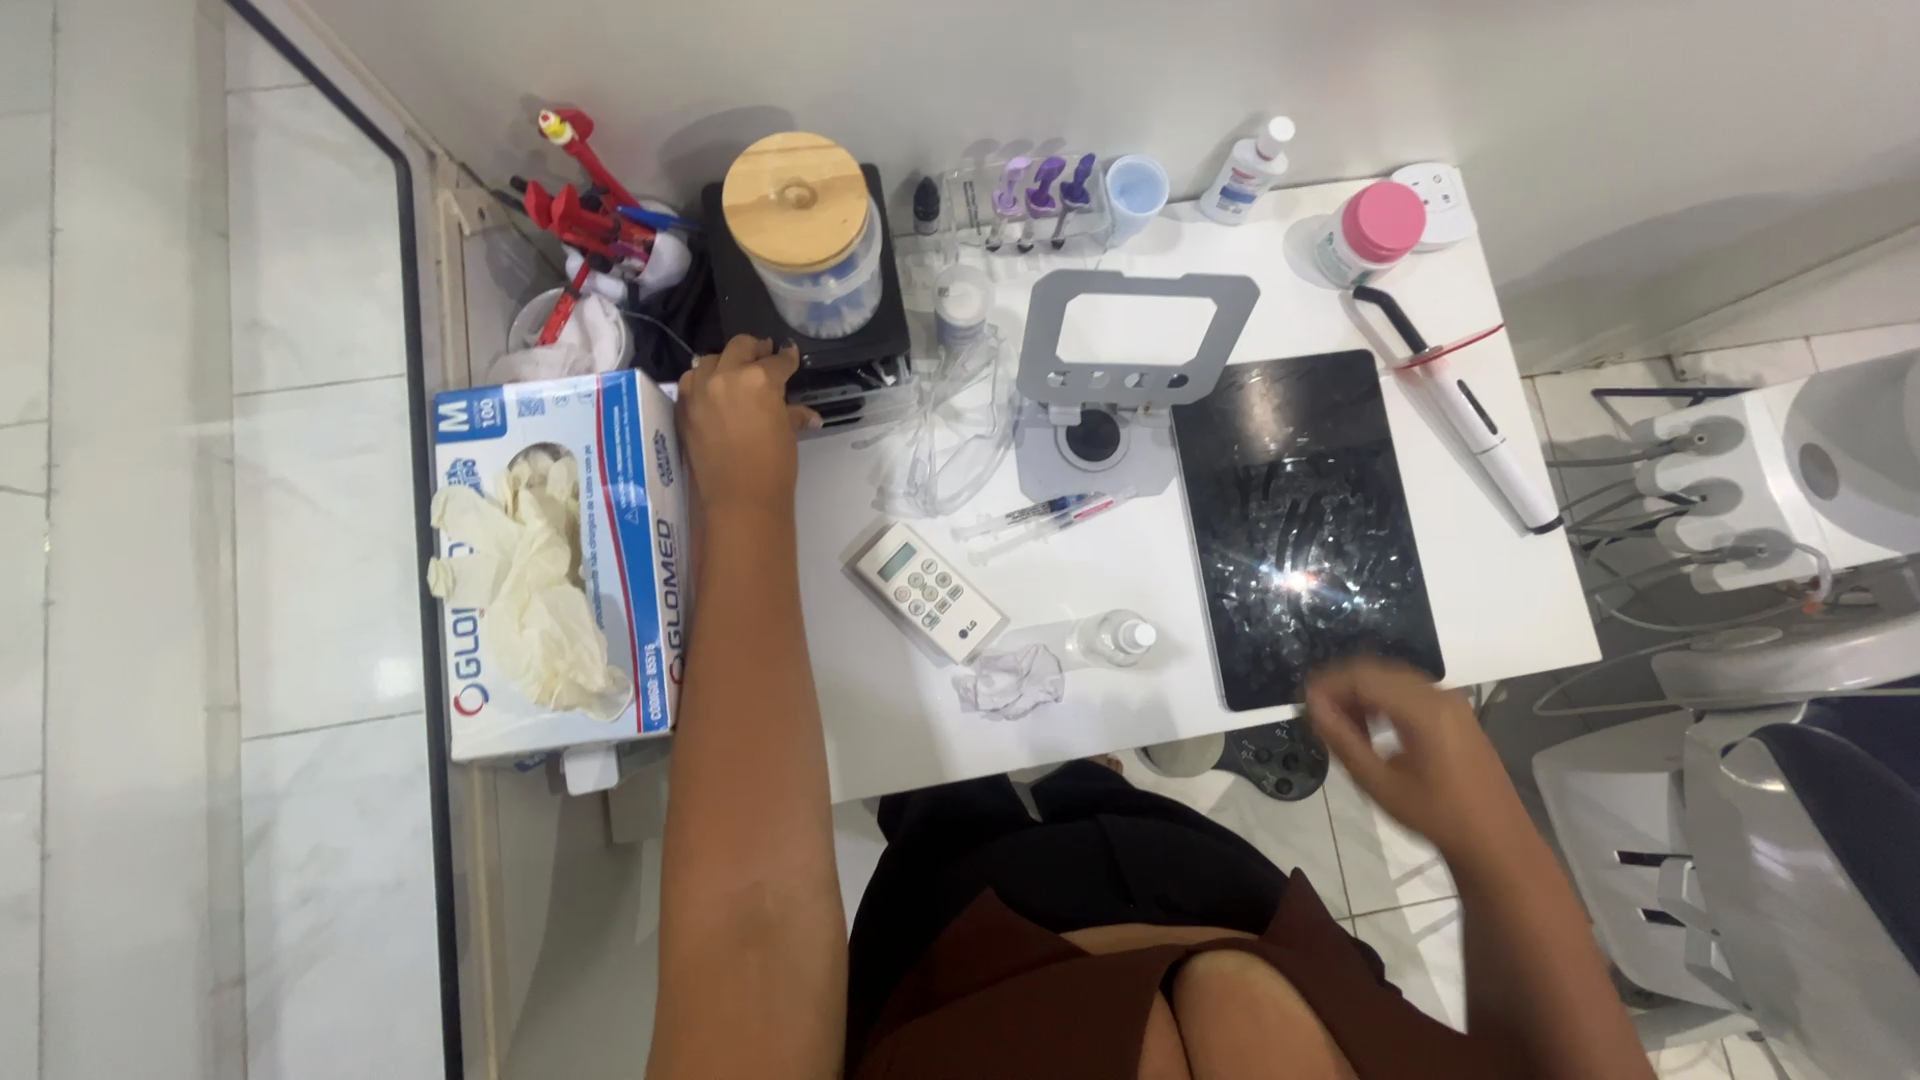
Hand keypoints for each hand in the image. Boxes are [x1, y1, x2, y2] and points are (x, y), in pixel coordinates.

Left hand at [675, 335, 820, 517]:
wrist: (740, 499)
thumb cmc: (774, 466)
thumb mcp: (787, 434)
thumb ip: (793, 414)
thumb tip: (809, 415)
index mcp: (759, 379)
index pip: (777, 360)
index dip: (787, 357)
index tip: (790, 355)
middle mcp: (726, 376)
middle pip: (740, 347)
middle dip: (755, 349)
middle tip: (764, 354)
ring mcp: (699, 390)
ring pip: (709, 360)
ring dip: (725, 362)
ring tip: (734, 371)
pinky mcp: (683, 408)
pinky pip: (691, 382)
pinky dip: (703, 381)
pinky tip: (713, 391)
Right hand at [1305, 658, 1533, 866]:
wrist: (1497, 842)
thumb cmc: (1434, 816)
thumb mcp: (1378, 781)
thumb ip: (1341, 738)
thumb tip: (1311, 704)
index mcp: (1423, 709)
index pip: (1363, 677)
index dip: (1328, 684)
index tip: (1304, 702)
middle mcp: (1440, 695)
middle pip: (1378, 672)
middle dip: (1343, 688)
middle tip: (1319, 715)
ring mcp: (1452, 703)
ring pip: (1392, 680)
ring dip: (1362, 695)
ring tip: (1342, 725)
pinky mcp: (1456, 714)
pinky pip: (1410, 692)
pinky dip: (1383, 702)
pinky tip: (1372, 728)